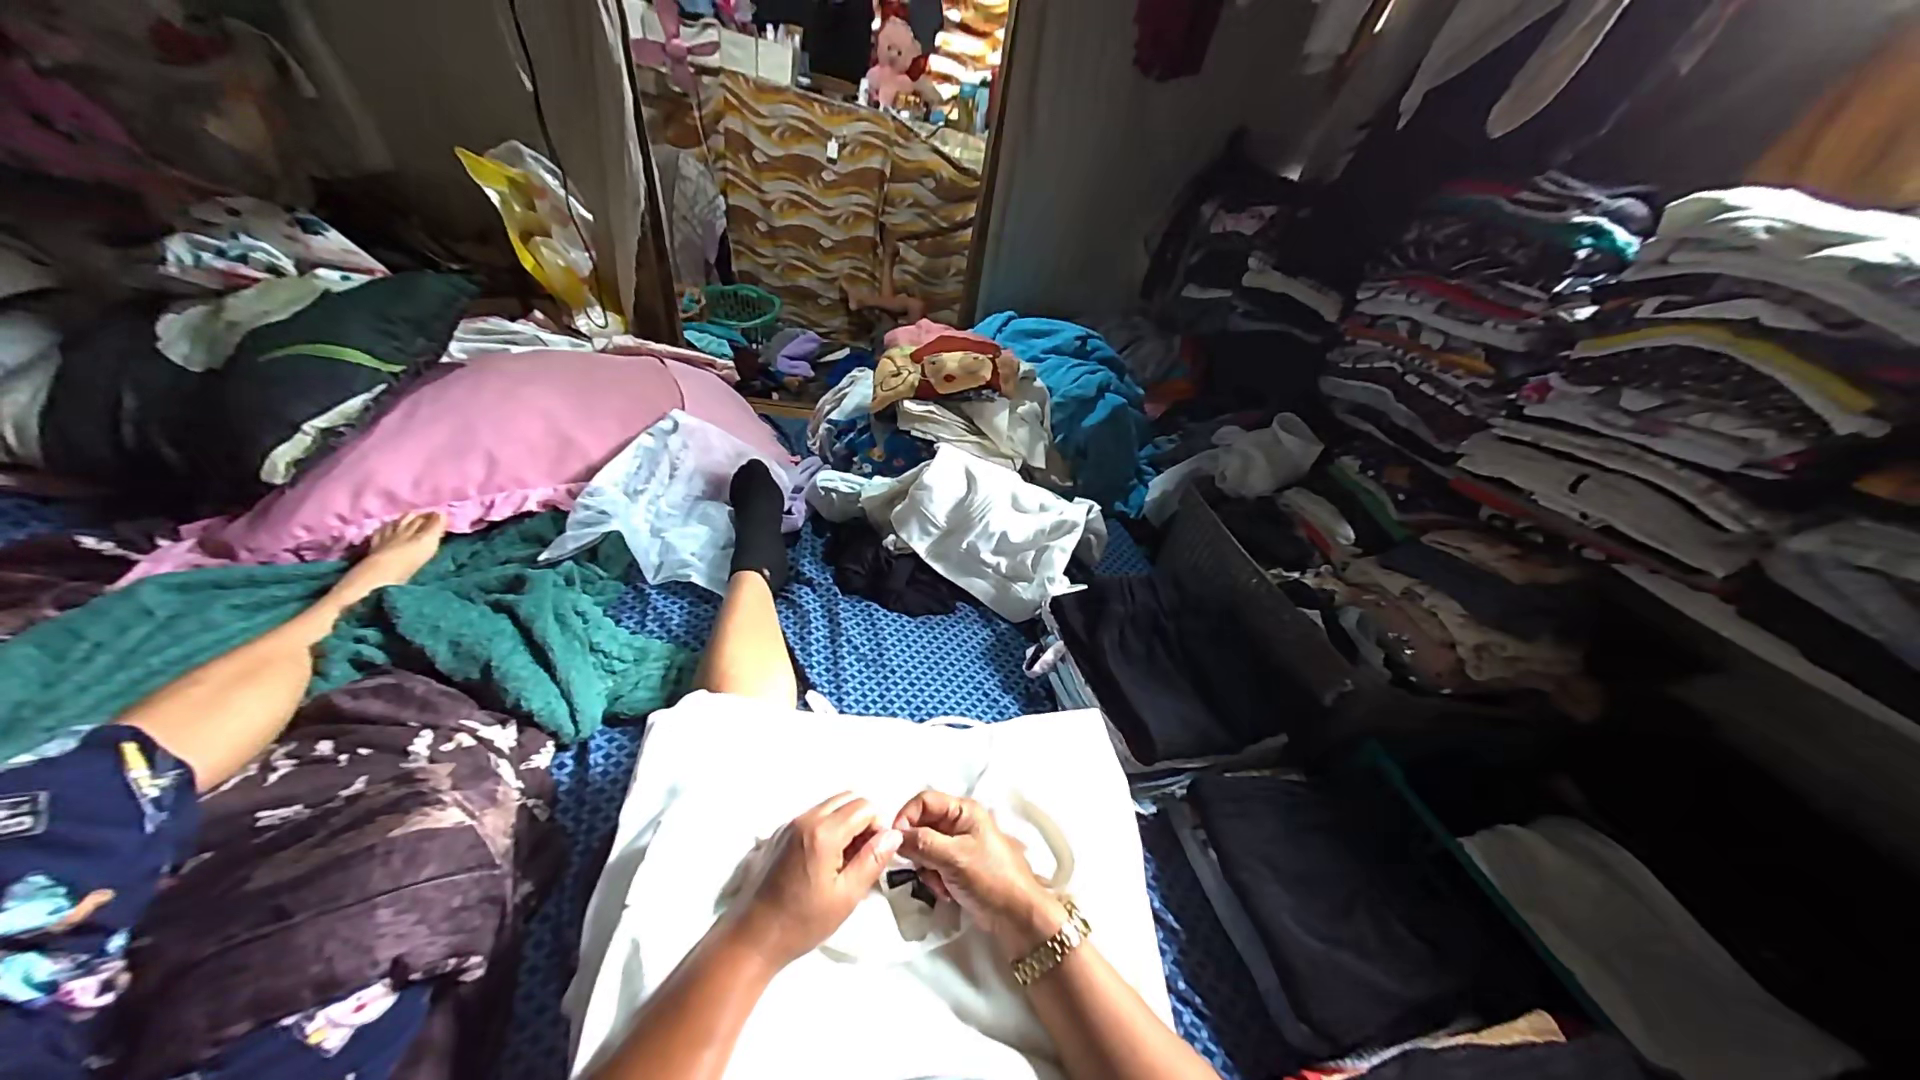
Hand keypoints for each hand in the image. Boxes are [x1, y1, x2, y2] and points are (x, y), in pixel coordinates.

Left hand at [724, 792, 901, 970]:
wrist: (750, 938)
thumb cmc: (801, 922)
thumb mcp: (846, 896)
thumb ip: (873, 860)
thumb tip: (893, 835)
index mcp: (823, 832)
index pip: (864, 807)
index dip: (878, 827)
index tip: (875, 854)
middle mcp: (805, 819)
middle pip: (847, 799)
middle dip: (862, 821)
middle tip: (861, 855)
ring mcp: (788, 825)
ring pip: (829, 807)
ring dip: (844, 824)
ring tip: (843, 862)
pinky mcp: (778, 835)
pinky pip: (811, 818)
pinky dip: (826, 829)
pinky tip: (822, 863)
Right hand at [893, 789, 1067, 957]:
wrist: (1016, 916)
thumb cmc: (991, 878)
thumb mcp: (954, 857)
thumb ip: (923, 843)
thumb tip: (894, 836)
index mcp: (963, 810)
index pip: (924, 801)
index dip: (906, 818)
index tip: (895, 842)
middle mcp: (959, 822)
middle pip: (921, 825)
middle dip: (917, 849)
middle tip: (923, 868)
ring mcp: (958, 845)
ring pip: (924, 848)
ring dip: (926, 868)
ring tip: (939, 884)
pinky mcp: (956, 866)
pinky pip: (932, 865)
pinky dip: (933, 879)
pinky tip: (945, 892)